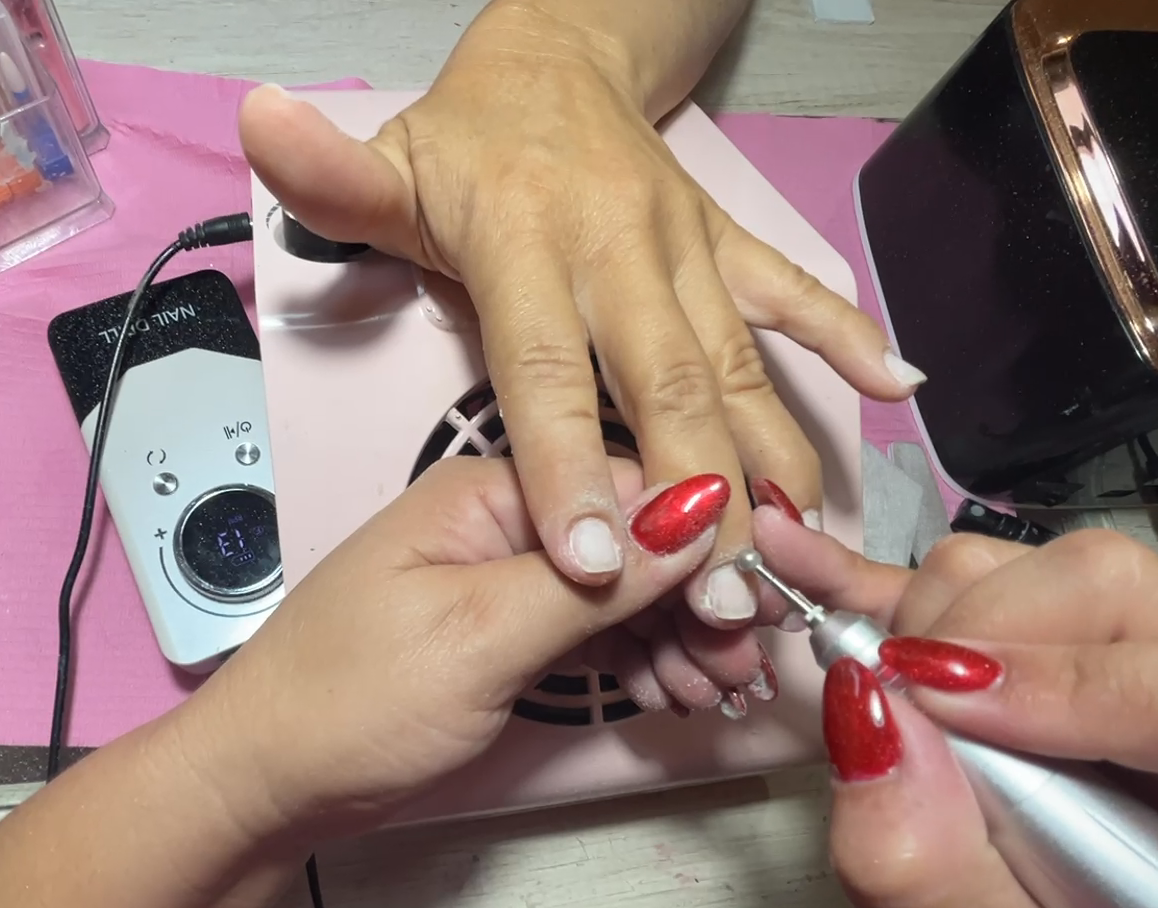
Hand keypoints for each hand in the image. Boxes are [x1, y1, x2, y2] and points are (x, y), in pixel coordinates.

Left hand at [183, 458, 729, 838]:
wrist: (273, 777)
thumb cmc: (354, 697)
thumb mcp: (478, 635)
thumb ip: (591, 582)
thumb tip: (699, 516)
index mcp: (490, 492)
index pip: (624, 487)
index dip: (699, 540)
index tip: (750, 601)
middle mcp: (504, 522)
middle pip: (630, 543)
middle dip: (693, 600)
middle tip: (742, 661)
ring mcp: (506, 579)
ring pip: (618, 593)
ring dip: (673, 637)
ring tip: (715, 688)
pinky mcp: (505, 632)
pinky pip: (589, 633)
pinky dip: (634, 659)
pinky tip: (670, 689)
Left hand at [238, 0, 916, 633]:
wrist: (555, 57)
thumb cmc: (464, 142)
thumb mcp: (392, 168)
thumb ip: (334, 181)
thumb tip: (259, 123)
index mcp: (528, 248)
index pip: (544, 377)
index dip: (567, 471)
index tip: (597, 566)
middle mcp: (619, 253)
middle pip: (665, 391)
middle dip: (698, 500)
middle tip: (723, 600)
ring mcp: (685, 250)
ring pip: (739, 367)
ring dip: (774, 461)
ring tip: (801, 551)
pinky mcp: (725, 245)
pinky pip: (790, 294)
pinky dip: (845, 339)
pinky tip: (897, 392)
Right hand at [750, 513, 1157, 907]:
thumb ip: (927, 866)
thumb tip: (863, 710)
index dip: (1075, 684)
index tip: (936, 705)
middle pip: (1100, 583)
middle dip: (966, 638)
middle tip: (905, 712)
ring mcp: (1123, 623)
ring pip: (1007, 559)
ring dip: (915, 621)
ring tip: (901, 703)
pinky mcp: (1028, 607)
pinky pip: (938, 562)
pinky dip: (853, 567)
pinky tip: (791, 550)